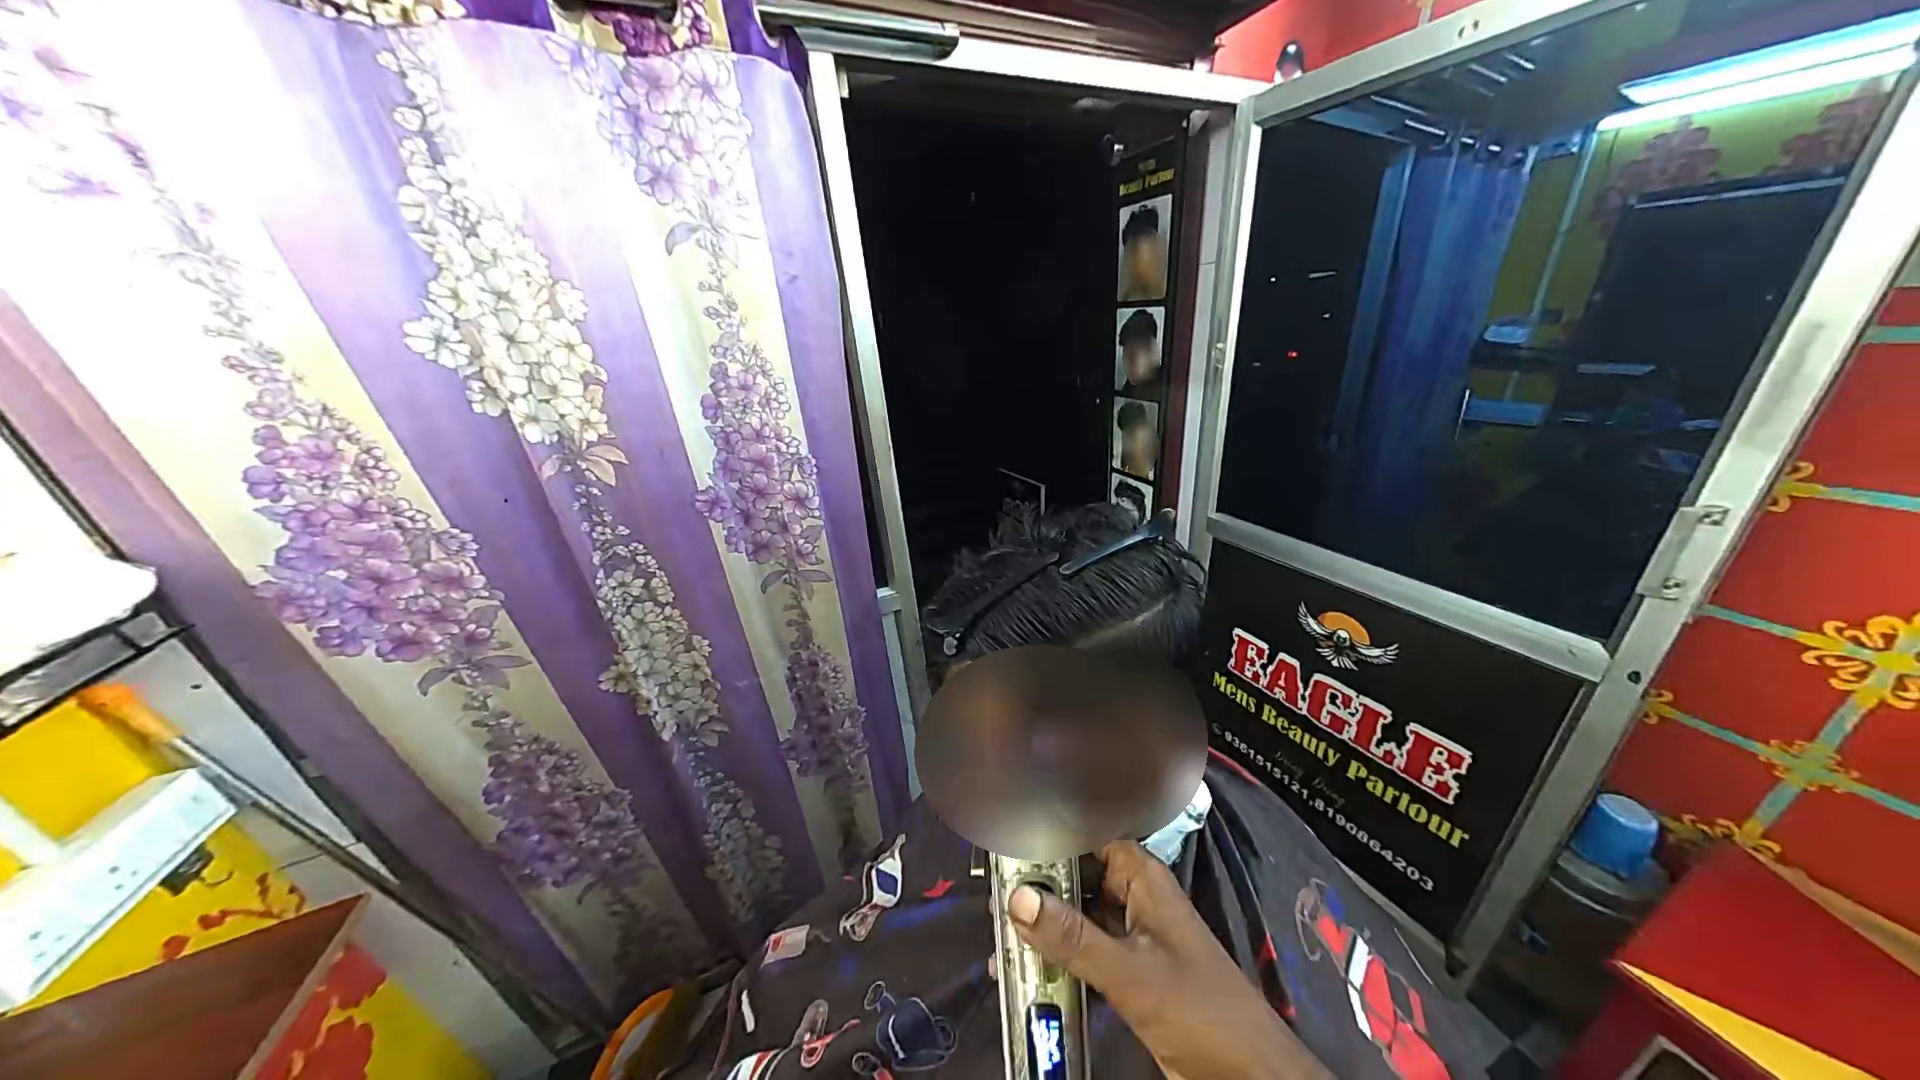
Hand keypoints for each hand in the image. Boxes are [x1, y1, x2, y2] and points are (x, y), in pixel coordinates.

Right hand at [1009, 841, 1330, 1079]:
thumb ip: (1072, 936)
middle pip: (1078, 876)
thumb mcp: (1130, 973)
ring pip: (1078, 914)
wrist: (1250, 1076)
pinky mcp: (1129, 968)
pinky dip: (1058, 955)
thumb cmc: (1198, 1010)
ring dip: (1044, 924)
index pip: (1088, 837)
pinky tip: (1023, 966)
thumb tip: (1016, 898)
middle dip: (1038, 885)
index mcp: (1142, 877)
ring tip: (996, 931)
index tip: (1004, 842)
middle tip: (991, 893)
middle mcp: (1134, 896)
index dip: (1049, 836)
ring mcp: (1131, 933)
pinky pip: (1084, 949)